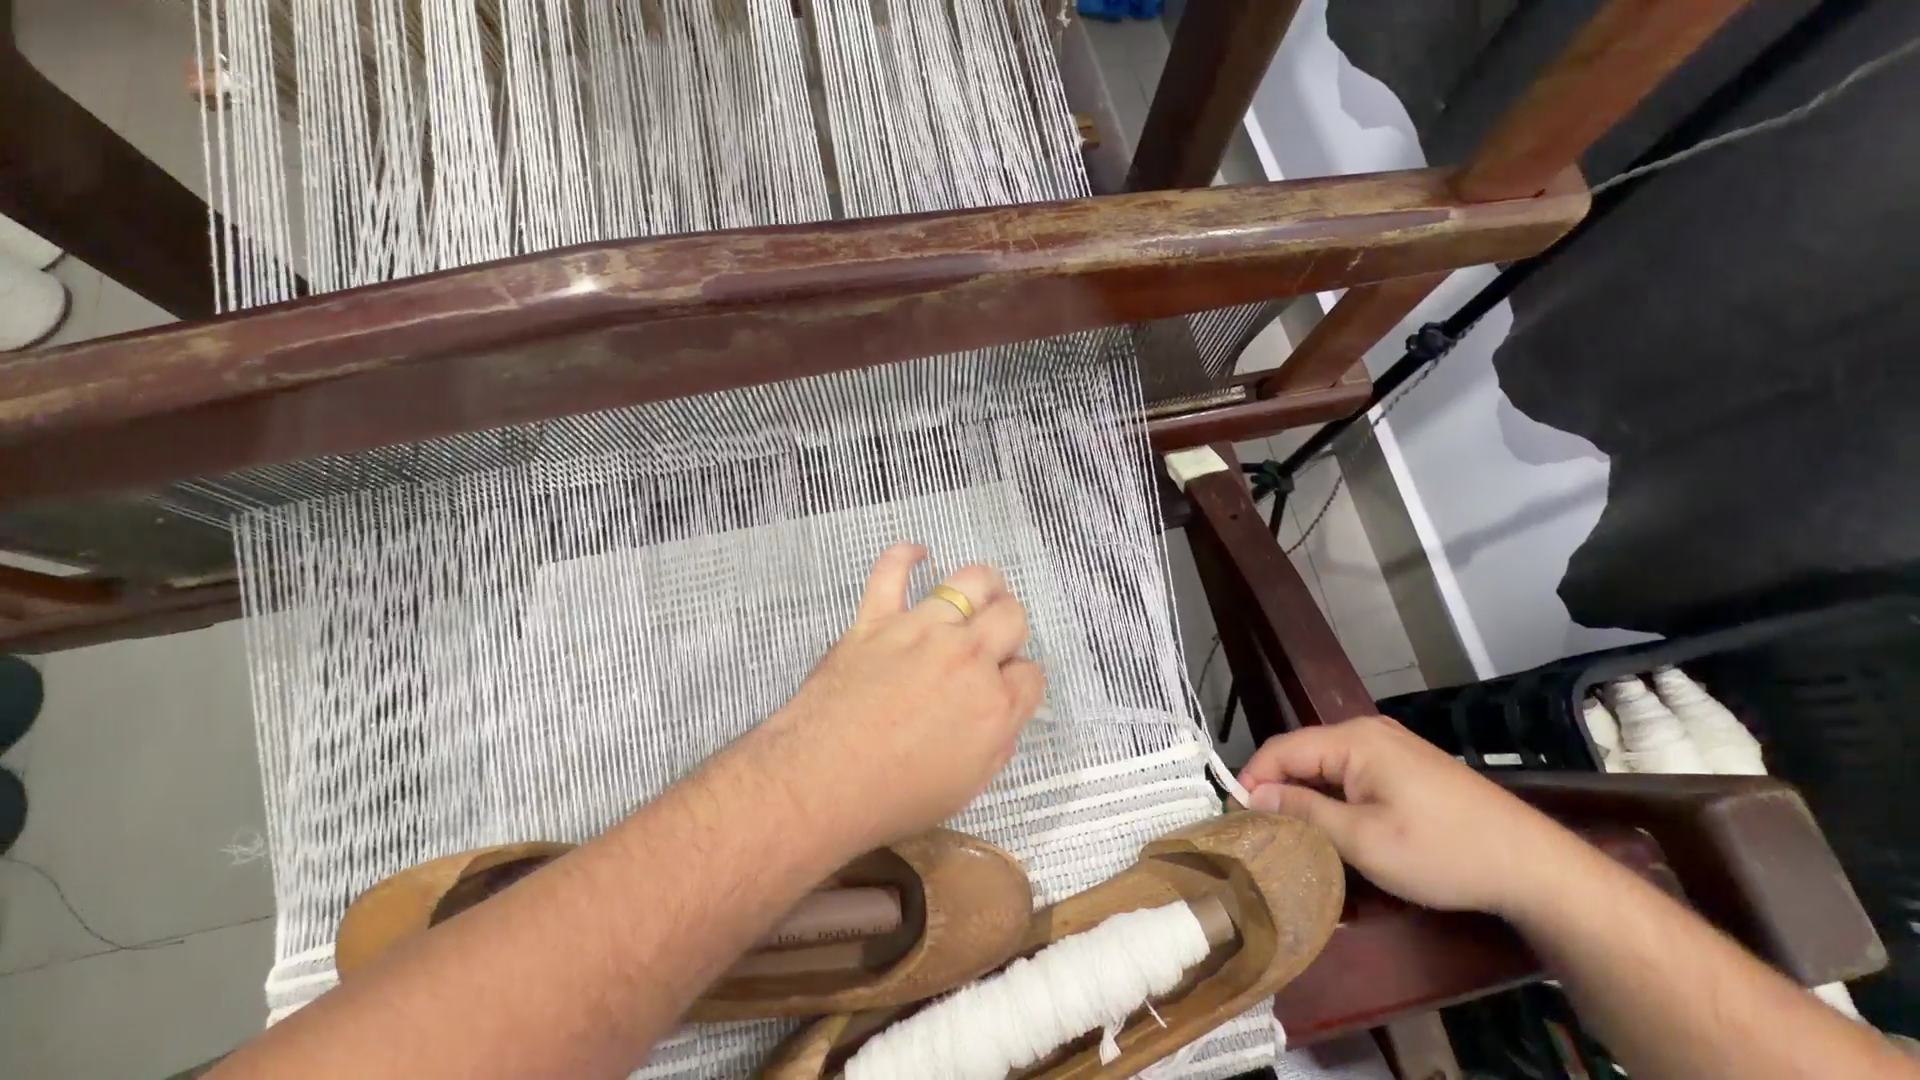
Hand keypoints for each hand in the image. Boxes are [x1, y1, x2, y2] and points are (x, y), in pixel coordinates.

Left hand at [747, 544, 1044, 854]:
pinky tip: (917, 554)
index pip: (1032, 674)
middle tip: (991, 647)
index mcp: (995, 704)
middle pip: (1012, 617)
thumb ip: (996, 744)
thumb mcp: (966, 787)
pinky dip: (905, 556)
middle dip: (1010, 631)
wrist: (820, 782)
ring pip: (971, 581)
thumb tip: (1002, 716)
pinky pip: (892, 571)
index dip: (1020, 681)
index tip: (1005, 689)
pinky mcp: (876, 618)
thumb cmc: (893, 796)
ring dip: (984, 587)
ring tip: (978, 596)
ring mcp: (922, 630)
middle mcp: (968, 656)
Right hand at [1239, 716, 1585, 917]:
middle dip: (1275, 788)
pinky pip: (1351, 773)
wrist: (1533, 865)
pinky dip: (1331, 796)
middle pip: (1302, 754)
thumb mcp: (1364, 840)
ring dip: (1303, 794)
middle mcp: (1369, 732)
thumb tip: (1255, 797)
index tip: (1233, 818)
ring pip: (1326, 765)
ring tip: (1286, 832)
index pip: (1281, 749)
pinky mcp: (1408, 767)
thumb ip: (1305, 813)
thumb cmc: (1443, 852)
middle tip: (1256, 830)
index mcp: (1354, 740)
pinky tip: (1329, 825)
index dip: (1251, 780)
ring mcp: (1392, 747)